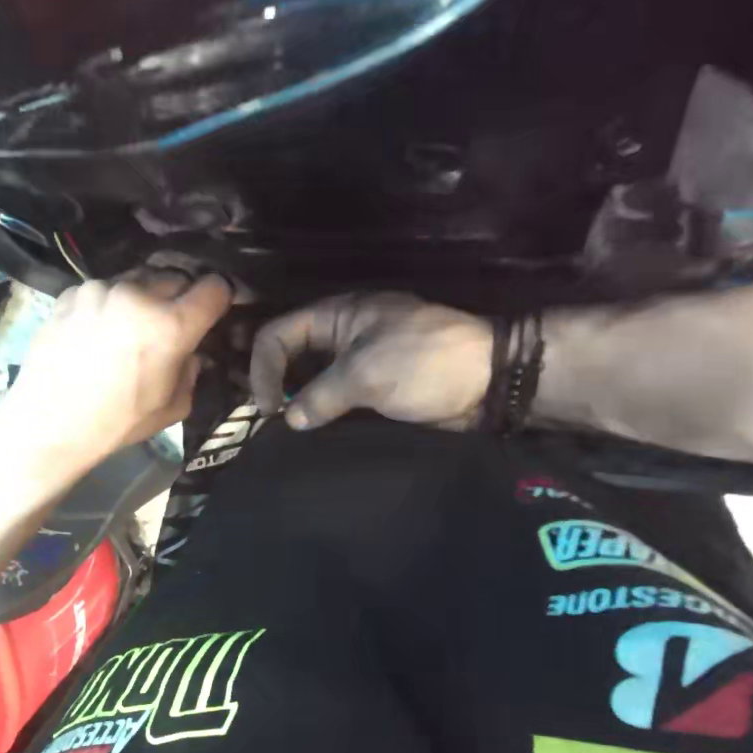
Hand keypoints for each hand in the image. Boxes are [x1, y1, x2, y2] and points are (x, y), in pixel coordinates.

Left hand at [0, 270, 232, 474]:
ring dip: (140, 300)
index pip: (214, 288)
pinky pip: (102, 291)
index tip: (213, 309)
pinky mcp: (71, 293)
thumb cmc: (119, 422)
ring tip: (127, 330)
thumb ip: (191, 371)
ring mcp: (100, 290)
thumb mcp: (174, 407)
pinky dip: (107, 305)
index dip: (220, 297)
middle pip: (175, 278)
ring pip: (136, 282)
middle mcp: (138, 296)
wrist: (50, 423)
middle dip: (179, 299)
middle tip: (169, 325)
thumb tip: (188, 353)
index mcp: (172, 325)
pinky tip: (96, 332)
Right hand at [250, 292, 492, 430]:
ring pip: (314, 382)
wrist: (488, 382)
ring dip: (299, 406)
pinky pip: (338, 402)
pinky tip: (314, 437)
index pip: (280, 333)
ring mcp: (360, 364)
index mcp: (339, 315)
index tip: (268, 408)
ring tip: (287, 435)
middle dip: (276, 386)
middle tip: (269, 422)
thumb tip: (291, 420)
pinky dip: (324, 417)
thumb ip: (321, 395)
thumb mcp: (366, 372)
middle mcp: (344, 337)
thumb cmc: (424, 363)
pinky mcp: (376, 391)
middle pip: (292, 356)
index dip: (265, 367)